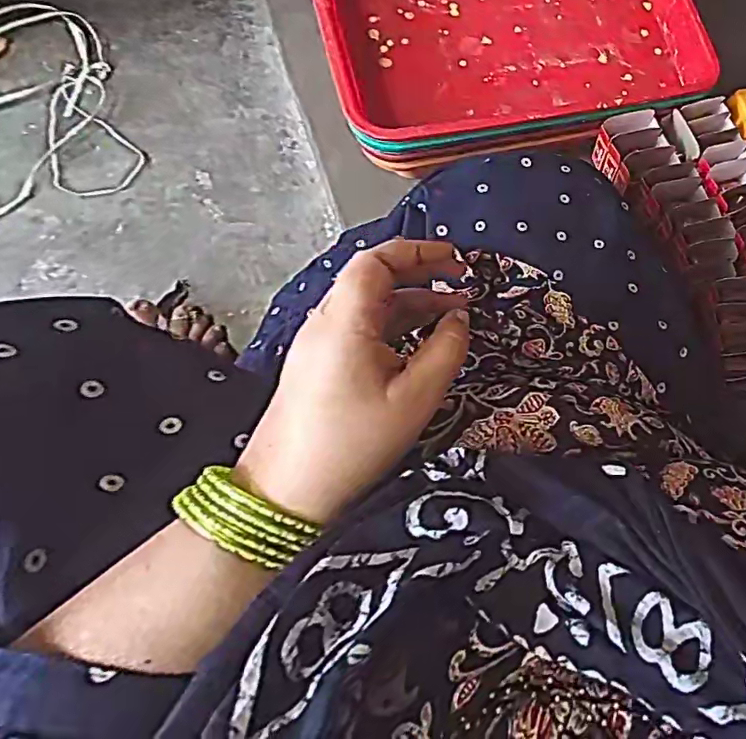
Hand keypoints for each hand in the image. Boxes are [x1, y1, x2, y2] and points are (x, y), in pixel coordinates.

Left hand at [234, 240, 469, 522]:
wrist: (284, 494)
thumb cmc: (350, 445)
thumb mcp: (416, 397)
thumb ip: (448, 348)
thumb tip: (461, 318)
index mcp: (345, 322)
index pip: (376, 260)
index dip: (419, 251)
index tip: (454, 257)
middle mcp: (327, 323)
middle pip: (374, 277)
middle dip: (423, 271)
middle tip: (461, 277)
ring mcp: (320, 343)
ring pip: (371, 303)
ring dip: (414, 300)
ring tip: (454, 314)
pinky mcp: (320, 363)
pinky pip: (363, 326)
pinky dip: (398, 323)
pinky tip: (424, 340)